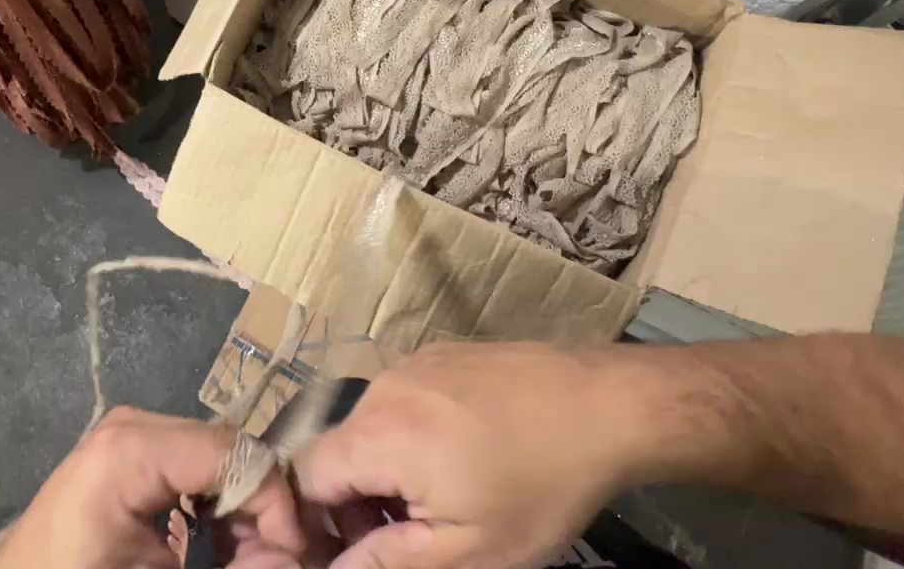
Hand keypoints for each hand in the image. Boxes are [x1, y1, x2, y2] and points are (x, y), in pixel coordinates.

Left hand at [0, 406, 308, 568]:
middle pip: (227, 446)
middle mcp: (133, 423)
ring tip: (243, 551)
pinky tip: (213, 535)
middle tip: (272, 554)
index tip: (294, 551)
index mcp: (132, 449)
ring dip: (238, 501)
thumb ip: (229, 559)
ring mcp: (128, 430)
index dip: (274, 500)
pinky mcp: (126, 447)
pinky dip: (212, 494)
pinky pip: (190, 459)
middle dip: (258, 502)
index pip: (235, 451)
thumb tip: (290, 552)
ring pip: (214, 452)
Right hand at [295, 342, 648, 568]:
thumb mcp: (465, 550)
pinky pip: (401, 404)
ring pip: (370, 429)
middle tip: (408, 540)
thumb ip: (385, 563)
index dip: (310, 523)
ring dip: (385, 474)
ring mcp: (411, 365)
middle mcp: (382, 389)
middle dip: (356, 505)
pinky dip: (410, 439)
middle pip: (337, 453)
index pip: (302, 475)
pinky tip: (463, 457)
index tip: (349, 553)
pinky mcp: (438, 355)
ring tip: (443, 501)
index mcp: (378, 434)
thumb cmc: (536, 485)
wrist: (601, 404)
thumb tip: (331, 567)